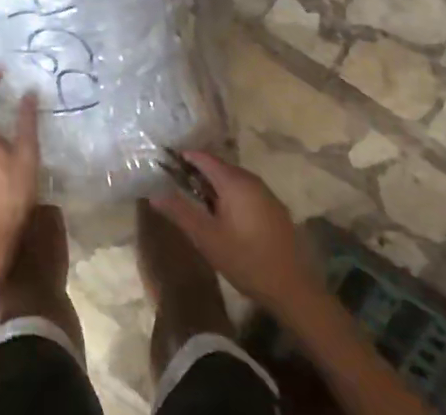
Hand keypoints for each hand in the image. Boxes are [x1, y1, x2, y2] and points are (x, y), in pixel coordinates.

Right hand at [151, 151, 323, 314]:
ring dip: (213, 185)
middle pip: (219, 167)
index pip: (204, 158)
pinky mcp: (272, 207)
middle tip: (176, 185)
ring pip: (232, 179)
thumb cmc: (245, 260)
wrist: (291, 287)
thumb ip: (180, 212)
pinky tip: (222, 215)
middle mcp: (251, 180)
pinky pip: (244, 190)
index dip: (184, 157)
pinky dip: (228, 194)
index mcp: (234, 182)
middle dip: (197, 172)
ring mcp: (265, 192)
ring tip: (195, 201)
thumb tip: (154, 194)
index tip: (165, 163)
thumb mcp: (206, 238)